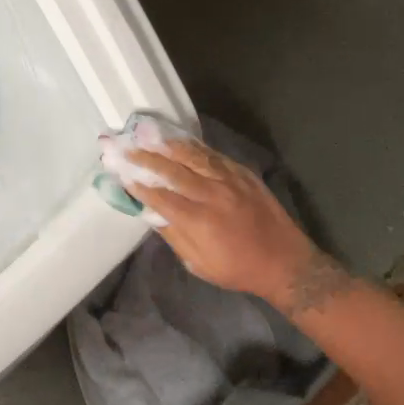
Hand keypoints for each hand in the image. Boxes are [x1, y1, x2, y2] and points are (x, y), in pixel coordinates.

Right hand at [122, 140, 320, 297]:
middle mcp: (212, 194)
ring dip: (166, 145)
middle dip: (143, 158)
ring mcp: (230, 180)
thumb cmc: (237, 269)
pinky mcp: (243, 174)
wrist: (285, 262)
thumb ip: (173, 235)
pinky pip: (213, 155)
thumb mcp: (198, 263)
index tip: (118, 171)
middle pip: (171, 170)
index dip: (137, 183)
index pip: (160, 195)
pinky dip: (192, 147)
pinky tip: (178, 141)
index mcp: (199, 220)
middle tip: (122, 147)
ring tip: (145, 135)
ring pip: (192, 155)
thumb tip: (151, 212)